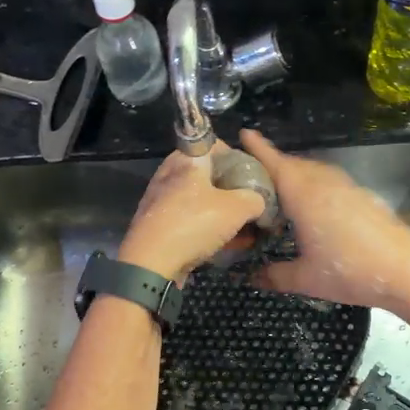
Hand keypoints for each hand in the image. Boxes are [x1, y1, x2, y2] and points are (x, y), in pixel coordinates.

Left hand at [118, 142, 267, 283]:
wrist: (150, 264)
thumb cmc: (194, 224)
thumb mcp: (236, 209)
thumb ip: (254, 199)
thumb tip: (259, 201)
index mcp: (186, 160)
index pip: (215, 145)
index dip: (236, 157)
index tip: (251, 176)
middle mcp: (170, 174)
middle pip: (209, 174)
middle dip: (232, 190)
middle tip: (251, 204)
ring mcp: (162, 199)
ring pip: (200, 200)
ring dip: (223, 213)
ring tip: (245, 229)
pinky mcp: (158, 224)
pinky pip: (190, 219)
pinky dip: (208, 228)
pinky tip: (226, 245)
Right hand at [241, 129, 409, 310]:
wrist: (407, 271)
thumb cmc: (350, 271)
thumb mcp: (306, 279)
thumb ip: (274, 276)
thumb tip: (250, 277)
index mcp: (304, 195)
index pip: (275, 163)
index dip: (257, 148)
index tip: (243, 133)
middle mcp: (324, 182)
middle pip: (293, 164)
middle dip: (272, 165)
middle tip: (252, 177)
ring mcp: (346, 187)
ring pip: (313, 172)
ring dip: (294, 175)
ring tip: (278, 193)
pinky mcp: (362, 196)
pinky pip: (328, 181)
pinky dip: (313, 185)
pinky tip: (311, 208)